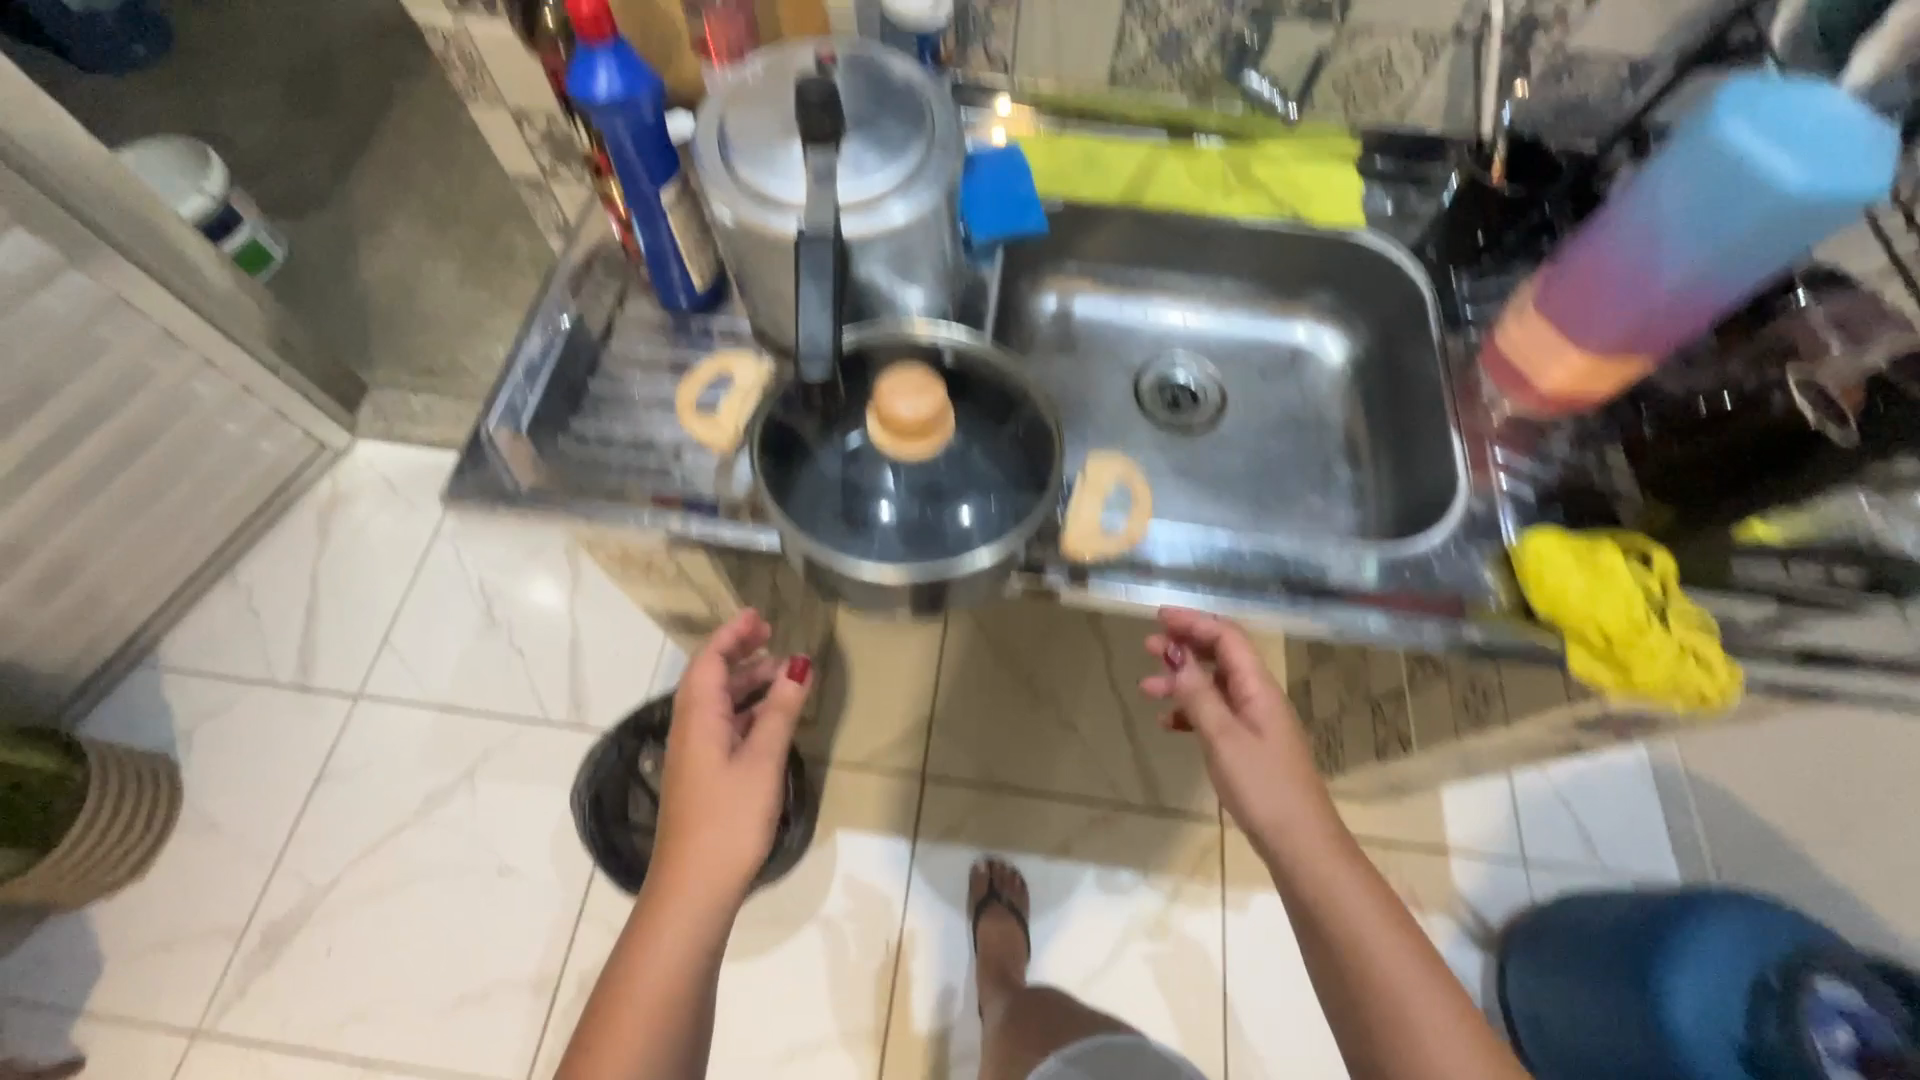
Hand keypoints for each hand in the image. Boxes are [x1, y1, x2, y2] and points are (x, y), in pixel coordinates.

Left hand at [652, 609, 812, 908]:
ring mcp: (694, 756)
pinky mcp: (704, 777)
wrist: (694, 887)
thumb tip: (798, 665)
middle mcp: (689, 730)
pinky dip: (748, 713)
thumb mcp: (762, 760)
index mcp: (697, 718)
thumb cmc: (728, 818)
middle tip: (775, 639)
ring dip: (747, 684)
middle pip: (711, 679)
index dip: (732, 635)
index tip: (759, 616)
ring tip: (783, 674)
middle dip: (741, 655)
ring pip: (719, 705)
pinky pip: (724, 728)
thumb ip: (780, 710)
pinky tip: (772, 719)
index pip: (708, 660)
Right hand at [1139, 608, 1333, 838]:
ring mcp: (1256, 722)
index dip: (1194, 622)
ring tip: (1146, 688)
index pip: (1227, 638)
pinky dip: (1191, 712)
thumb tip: (1176, 654)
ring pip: (1215, 686)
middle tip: (1147, 647)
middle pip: (1221, 656)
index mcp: (1258, 688)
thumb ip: (1197, 694)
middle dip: (1185, 646)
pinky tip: (1167, 723)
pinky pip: (1216, 714)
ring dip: (1182, 681)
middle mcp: (1259, 697)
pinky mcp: (1250, 745)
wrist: (1299, 843)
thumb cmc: (1262, 787)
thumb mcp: (1222, 737)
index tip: (1158, 618)